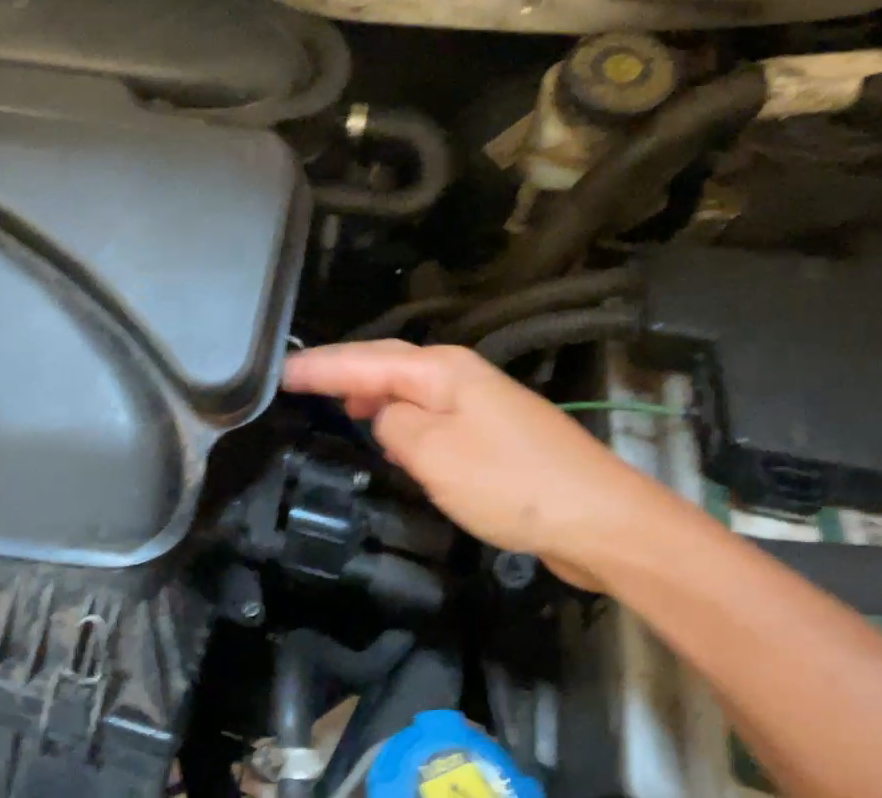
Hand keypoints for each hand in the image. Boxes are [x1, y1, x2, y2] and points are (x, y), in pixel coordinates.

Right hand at [282, 341, 663, 585]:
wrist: (602, 520)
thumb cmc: (511, 483)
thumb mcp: (433, 453)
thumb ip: (393, 425)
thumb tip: (385, 417)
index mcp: (442, 370)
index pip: (364, 361)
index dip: (319, 367)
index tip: (279, 370)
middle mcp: (460, 376)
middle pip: (387, 365)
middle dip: (342, 372)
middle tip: (298, 381)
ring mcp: (480, 404)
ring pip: (409, 390)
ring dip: (371, 394)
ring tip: (334, 404)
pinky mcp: (493, 436)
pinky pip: (430, 416)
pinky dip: (400, 420)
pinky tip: (389, 436)